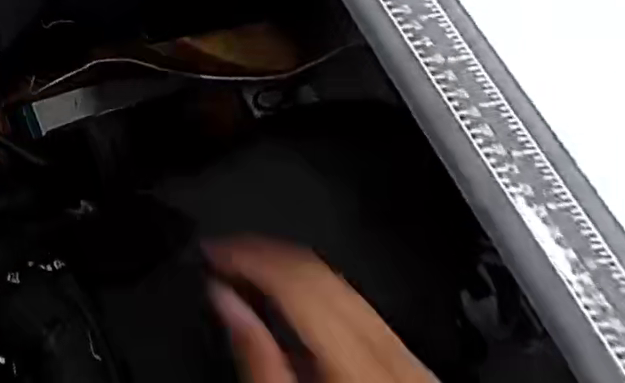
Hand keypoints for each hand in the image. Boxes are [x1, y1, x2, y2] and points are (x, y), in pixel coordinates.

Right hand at [205, 238, 437, 382]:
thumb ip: (255, 358)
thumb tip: (220, 293)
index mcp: (362, 373)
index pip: (297, 284)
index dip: (248, 257)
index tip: (209, 253)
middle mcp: (395, 359)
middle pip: (320, 275)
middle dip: (263, 256)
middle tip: (219, 256)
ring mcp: (413, 364)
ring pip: (339, 283)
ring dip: (285, 267)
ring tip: (244, 272)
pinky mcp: (414, 369)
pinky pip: (355, 304)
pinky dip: (313, 288)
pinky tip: (284, 296)